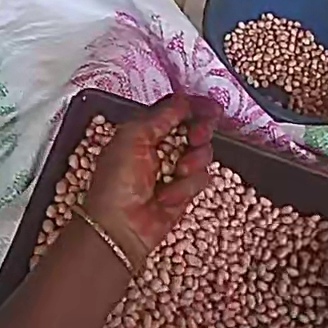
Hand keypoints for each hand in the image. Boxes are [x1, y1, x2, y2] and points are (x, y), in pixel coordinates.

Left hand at [84, 93, 218, 267]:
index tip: (211, 108)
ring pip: (203, 154)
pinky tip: (167, 196)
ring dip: (193, 161)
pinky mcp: (186, 191)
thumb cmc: (116, 183)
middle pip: (196, 129)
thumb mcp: (133, 138)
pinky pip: (201, 179)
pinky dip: (186, 187)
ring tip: (178, 172)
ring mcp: (176, 170)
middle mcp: (163, 148)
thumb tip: (183, 100)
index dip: (194, 108)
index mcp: (146, 131)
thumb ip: (161, 117)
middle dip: (200, 131)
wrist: (120, 226)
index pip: (176, 112)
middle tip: (195, 138)